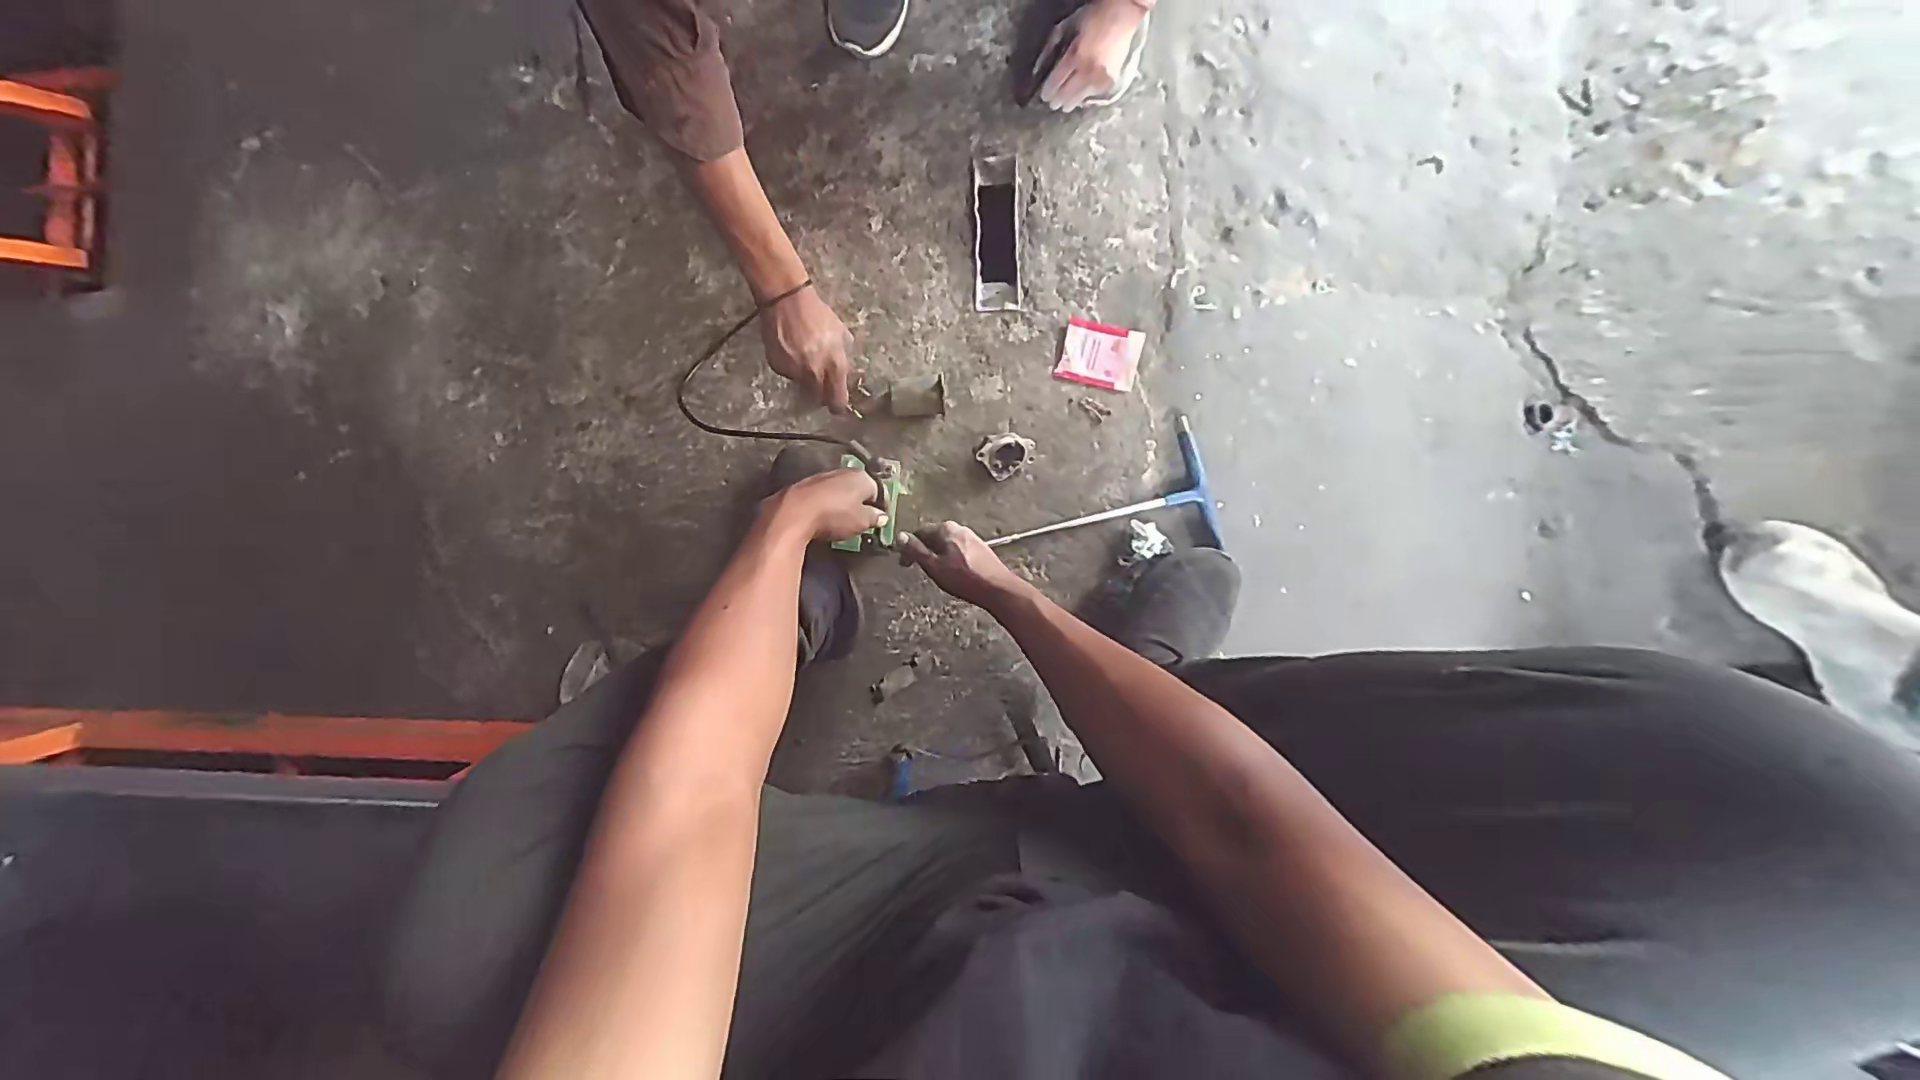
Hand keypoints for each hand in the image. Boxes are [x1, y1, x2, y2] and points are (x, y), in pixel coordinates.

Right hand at [761, 285, 853, 411]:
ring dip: (806, 379)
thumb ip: (844, 357)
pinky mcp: (778, 367)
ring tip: (805, 358)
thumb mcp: (841, 334)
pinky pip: (788, 375)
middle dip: (822, 394)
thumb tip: (845, 374)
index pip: (838, 401)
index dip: (838, 406)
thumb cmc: (818, 315)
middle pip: (819, 399)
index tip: (838, 405)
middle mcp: (815, 374)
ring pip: (803, 386)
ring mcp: (794, 372)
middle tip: (821, 383)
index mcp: (835, 366)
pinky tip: (792, 351)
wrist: (786, 300)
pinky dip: (791, 368)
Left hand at [766, 466, 882, 542]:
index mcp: (861, 476)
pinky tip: (821, 520)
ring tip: (838, 524)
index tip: (875, 520)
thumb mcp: (862, 522)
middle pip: (856, 489)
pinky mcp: (803, 487)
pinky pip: (820, 497)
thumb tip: (881, 517)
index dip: (877, 507)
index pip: (877, 490)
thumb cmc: (834, 515)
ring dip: (839, 505)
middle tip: (857, 523)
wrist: (794, 515)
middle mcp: (842, 472)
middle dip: (857, 504)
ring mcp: (821, 477)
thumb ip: (875, 518)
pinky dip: (823, 506)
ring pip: (837, 492)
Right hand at [900, 522, 1033, 609]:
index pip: (919, 533)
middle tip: (921, 570)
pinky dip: (951, 560)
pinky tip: (955, 574)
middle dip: (925, 552)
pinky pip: (959, 551)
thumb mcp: (933, 566)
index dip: (909, 548)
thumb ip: (915, 551)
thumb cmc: (965, 578)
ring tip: (938, 574)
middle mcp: (960, 529)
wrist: (998, 588)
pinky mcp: (980, 549)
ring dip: (938, 557)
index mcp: (946, 529)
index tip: (905, 563)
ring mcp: (972, 538)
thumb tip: (900, 536)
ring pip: (947, 545)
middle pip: (934, 537)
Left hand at [1036, 0, 1148, 110]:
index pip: (1057, 82)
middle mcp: (1088, 72)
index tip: (1044, 97)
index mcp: (1076, 56)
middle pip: (1067, 95)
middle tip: (1053, 104)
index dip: (1049, 92)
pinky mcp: (1110, 82)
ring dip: (1070, 102)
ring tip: (1065, 105)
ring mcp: (1100, 79)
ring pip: (1079, 99)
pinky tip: (1081, 95)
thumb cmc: (1092, 18)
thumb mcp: (1068, 26)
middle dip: (1058, 100)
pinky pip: (1092, 95)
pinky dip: (1085, 96)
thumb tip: (1038, 71)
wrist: (1123, 14)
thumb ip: (1052, 47)